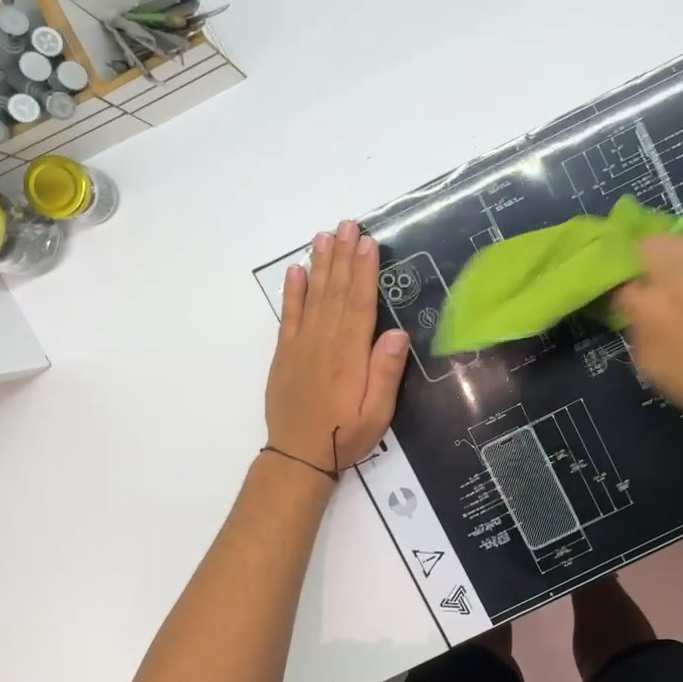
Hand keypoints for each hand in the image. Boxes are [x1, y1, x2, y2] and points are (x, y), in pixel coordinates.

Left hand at [265, 221, 410, 474]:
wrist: (297, 456)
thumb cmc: (344, 435)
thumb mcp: (377, 412)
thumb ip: (385, 372)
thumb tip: (397, 333)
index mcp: (349, 354)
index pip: (359, 304)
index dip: (364, 271)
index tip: (368, 242)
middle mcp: (324, 342)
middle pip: (335, 291)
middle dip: (343, 256)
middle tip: (348, 224)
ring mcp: (301, 345)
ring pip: (313, 296)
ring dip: (320, 264)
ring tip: (325, 236)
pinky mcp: (285, 354)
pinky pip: (289, 316)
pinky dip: (292, 292)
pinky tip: (296, 271)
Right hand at [611, 235, 682, 413]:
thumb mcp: (644, 358)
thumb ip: (633, 322)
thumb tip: (628, 301)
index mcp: (650, 304)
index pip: (620, 276)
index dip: (615, 281)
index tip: (616, 289)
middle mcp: (679, 277)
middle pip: (649, 244)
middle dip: (638, 255)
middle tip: (638, 272)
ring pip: (678, 241)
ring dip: (666, 251)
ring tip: (665, 269)